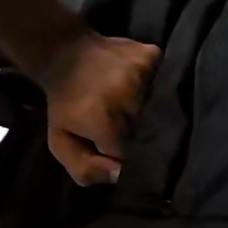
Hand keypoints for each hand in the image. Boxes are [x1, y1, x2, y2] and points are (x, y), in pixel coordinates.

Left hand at [34, 34, 159, 185]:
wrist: (63, 52)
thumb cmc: (65, 104)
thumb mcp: (62, 144)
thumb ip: (87, 169)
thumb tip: (121, 175)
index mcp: (104, 120)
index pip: (132, 154)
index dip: (128, 156)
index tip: (120, 148)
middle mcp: (127, 95)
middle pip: (150, 130)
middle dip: (140, 134)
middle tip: (127, 125)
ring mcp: (142, 72)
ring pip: (160, 106)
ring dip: (150, 110)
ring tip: (136, 106)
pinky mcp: (151, 55)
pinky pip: (164, 79)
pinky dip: (157, 85)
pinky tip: (141, 85)